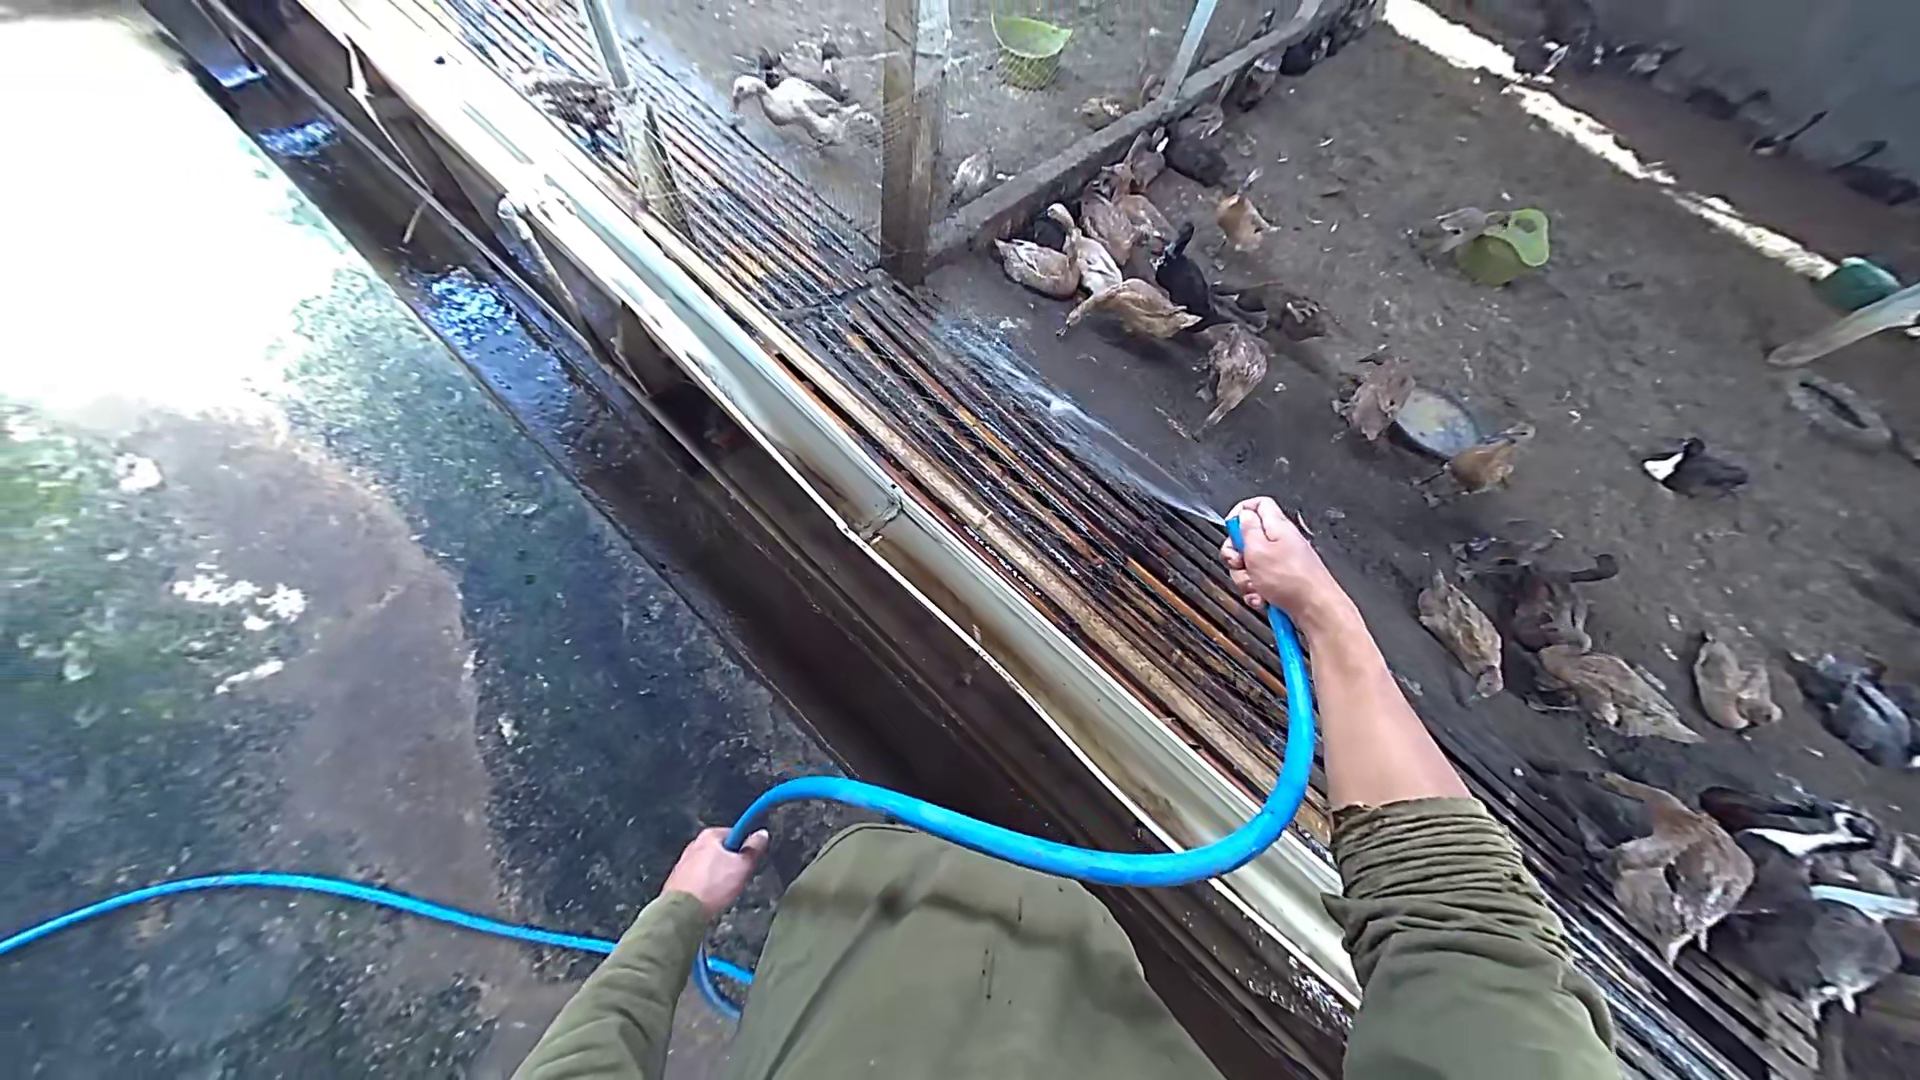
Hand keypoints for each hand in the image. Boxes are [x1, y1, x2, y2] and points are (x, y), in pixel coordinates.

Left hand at [663, 827, 768, 918]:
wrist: (680, 915)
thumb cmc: (712, 887)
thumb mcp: (743, 866)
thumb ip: (754, 848)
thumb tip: (762, 834)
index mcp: (710, 835)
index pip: (736, 833)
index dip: (745, 848)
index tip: (748, 861)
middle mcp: (694, 845)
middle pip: (721, 850)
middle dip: (729, 863)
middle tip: (736, 878)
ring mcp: (682, 863)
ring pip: (708, 866)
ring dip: (715, 876)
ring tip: (721, 892)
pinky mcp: (675, 882)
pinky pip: (696, 880)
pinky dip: (703, 887)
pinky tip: (707, 899)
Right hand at [1219, 496, 1354, 635]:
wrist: (1316, 610)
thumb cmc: (1292, 581)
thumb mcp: (1258, 550)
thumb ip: (1246, 529)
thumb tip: (1241, 515)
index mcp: (1277, 527)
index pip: (1257, 504)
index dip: (1239, 513)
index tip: (1231, 531)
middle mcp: (1280, 541)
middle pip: (1246, 539)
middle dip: (1235, 554)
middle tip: (1240, 562)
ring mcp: (1281, 562)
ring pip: (1249, 564)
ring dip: (1244, 577)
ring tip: (1256, 586)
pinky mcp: (1281, 580)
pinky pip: (1258, 582)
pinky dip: (1255, 591)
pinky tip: (1262, 597)